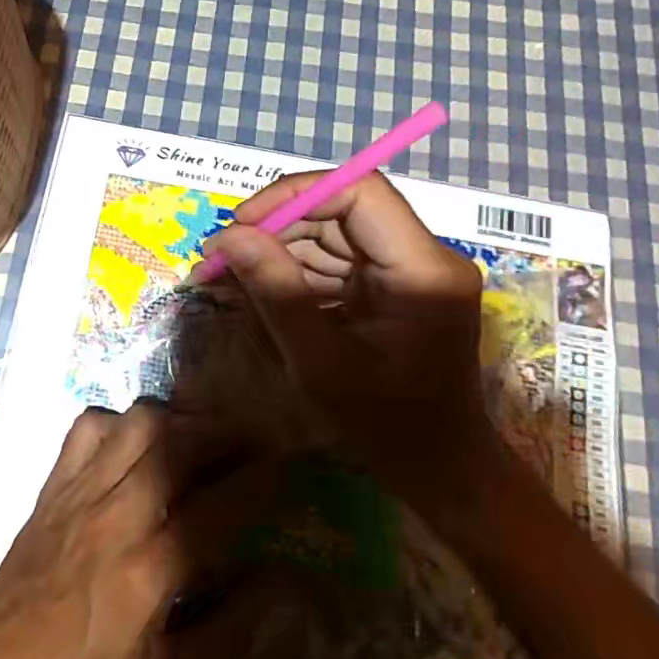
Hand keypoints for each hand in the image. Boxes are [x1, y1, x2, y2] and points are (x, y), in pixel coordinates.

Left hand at [0, 404, 269, 658]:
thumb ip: (231, 635)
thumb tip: (283, 583)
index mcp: (147, 570)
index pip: (221, 507)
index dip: (265, 482)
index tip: (292, 468)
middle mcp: (115, 515)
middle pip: (179, 445)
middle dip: (227, 434)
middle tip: (253, 442)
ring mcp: (79, 492)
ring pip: (137, 423)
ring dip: (179, 419)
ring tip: (201, 437)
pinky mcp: (53, 484)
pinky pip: (89, 426)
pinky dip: (122, 421)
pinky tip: (136, 443)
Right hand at [201, 172, 490, 492]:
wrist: (438, 465)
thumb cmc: (386, 426)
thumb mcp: (319, 364)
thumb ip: (276, 294)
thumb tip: (229, 237)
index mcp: (422, 271)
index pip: (360, 194)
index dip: (295, 196)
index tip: (241, 223)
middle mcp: (424, 256)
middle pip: (340, 212)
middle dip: (275, 230)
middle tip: (219, 259)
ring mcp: (410, 268)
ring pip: (332, 234)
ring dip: (278, 252)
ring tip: (227, 279)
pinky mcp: (394, 283)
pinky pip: (337, 260)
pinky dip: (294, 273)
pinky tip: (257, 292)